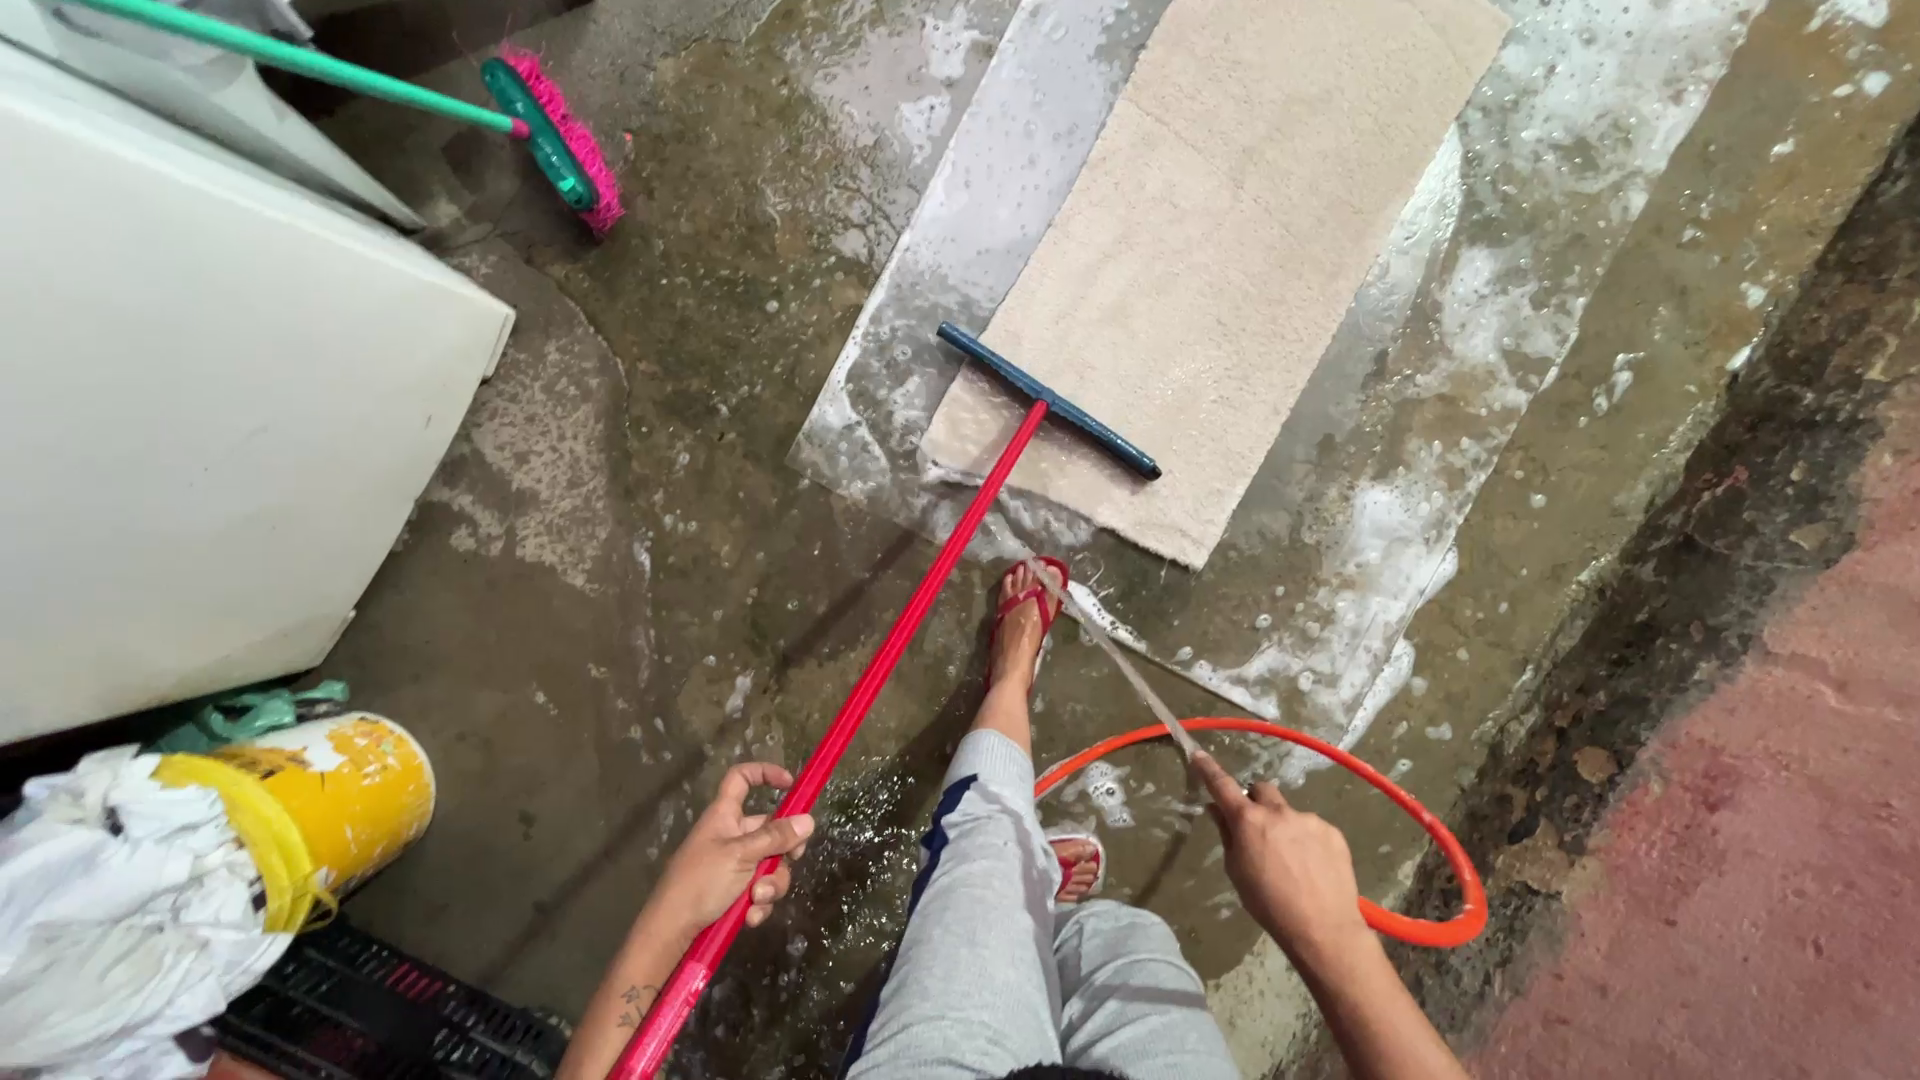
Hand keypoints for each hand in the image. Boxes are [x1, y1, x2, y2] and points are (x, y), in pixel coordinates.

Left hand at [649, 763, 814, 936]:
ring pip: (770, 864)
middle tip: (793, 858)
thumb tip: (809, 819)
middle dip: (784, 850)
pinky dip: (759, 903)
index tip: (791, 784)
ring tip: (757, 898)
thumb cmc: (700, 882)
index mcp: (725, 816)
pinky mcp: (735, 891)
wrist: (670, 932)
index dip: (765, 774)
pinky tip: (750, 916)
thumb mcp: (741, 855)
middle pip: (770, 829)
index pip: (742, 779)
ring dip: (771, 883)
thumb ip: (776, 837)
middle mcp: (732, 836)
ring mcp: (734, 864)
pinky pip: (761, 889)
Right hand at [1190, 751, 1370, 965]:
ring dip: (1284, 826)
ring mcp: (1309, 820)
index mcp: (1248, 821)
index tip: (1199, 754)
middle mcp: (1278, 812)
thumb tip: (1218, 810)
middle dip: (1256, 802)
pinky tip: (1312, 867)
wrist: (1323, 929)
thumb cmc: (1268, 904)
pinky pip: (1313, 828)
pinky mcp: (1333, 832)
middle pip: (1261, 790)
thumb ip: (1227, 835)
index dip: (1208, 769)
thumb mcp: (1236, 871)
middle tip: (1257, 828)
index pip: (1222, 786)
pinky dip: (1308, 841)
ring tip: (1293, 861)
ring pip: (1289, 813)